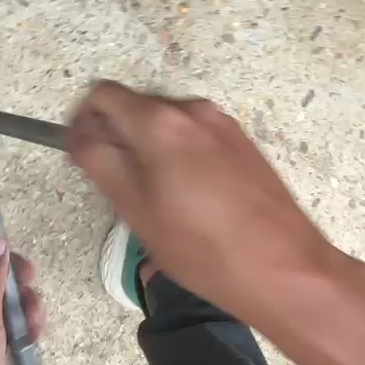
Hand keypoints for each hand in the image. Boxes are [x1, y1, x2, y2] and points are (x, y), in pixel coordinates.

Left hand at [0, 237, 42, 364]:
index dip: (12, 263)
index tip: (31, 277)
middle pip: (3, 286)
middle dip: (25, 296)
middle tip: (35, 318)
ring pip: (7, 311)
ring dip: (26, 318)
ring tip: (33, 338)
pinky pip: (5, 332)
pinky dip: (18, 336)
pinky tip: (24, 350)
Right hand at [65, 82, 356, 328]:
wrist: (286, 270)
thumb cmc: (204, 249)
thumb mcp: (136, 210)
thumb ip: (99, 161)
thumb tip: (78, 134)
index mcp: (159, 122)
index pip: (102, 94)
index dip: (83, 118)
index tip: (81, 149)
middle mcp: (190, 110)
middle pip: (134, 105)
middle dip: (115, 133)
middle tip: (114, 180)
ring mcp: (220, 122)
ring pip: (164, 120)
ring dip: (146, 143)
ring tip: (153, 194)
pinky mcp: (241, 139)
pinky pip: (193, 132)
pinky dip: (177, 150)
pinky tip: (187, 193)